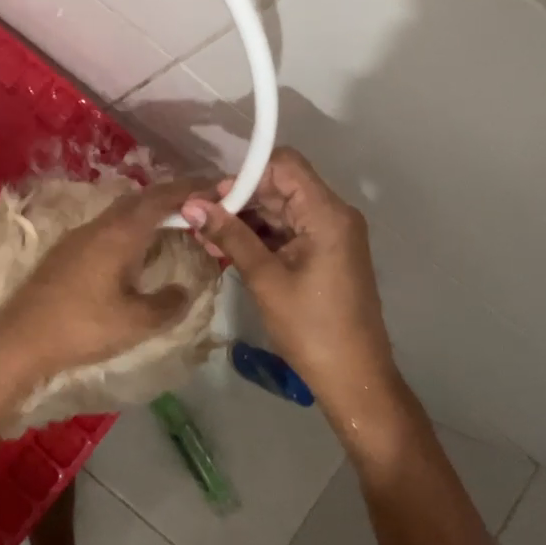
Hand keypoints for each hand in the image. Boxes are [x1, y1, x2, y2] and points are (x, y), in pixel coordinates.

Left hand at [0, 180, 209, 385]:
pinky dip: (135, 224)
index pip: (162, 199)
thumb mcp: (136, 322)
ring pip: (124, 210)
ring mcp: (81, 236)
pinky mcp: (69, 251)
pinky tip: (141, 245)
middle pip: (142, 198)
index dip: (192, 189)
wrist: (20, 338)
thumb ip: (168, 304)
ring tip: (180, 220)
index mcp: (120, 233)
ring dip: (152, 209)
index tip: (219, 187)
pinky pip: (111, 224)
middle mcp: (100, 225)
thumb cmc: (82, 327)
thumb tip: (185, 289)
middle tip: (205, 202)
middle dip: (175, 195)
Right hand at [181, 149, 394, 395]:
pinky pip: (286, 230)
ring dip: (244, 220)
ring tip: (206, 239)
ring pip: (279, 209)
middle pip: (280, 186)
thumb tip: (191, 205)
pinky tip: (226, 250)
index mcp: (327, 214)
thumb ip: (230, 235)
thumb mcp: (265, 278)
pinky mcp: (323, 253)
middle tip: (200, 220)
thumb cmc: (311, 327)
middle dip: (239, 199)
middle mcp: (333, 215)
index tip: (215, 199)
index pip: (284, 165)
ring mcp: (330, 235)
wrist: (354, 379)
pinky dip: (258, 237)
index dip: (247, 174)